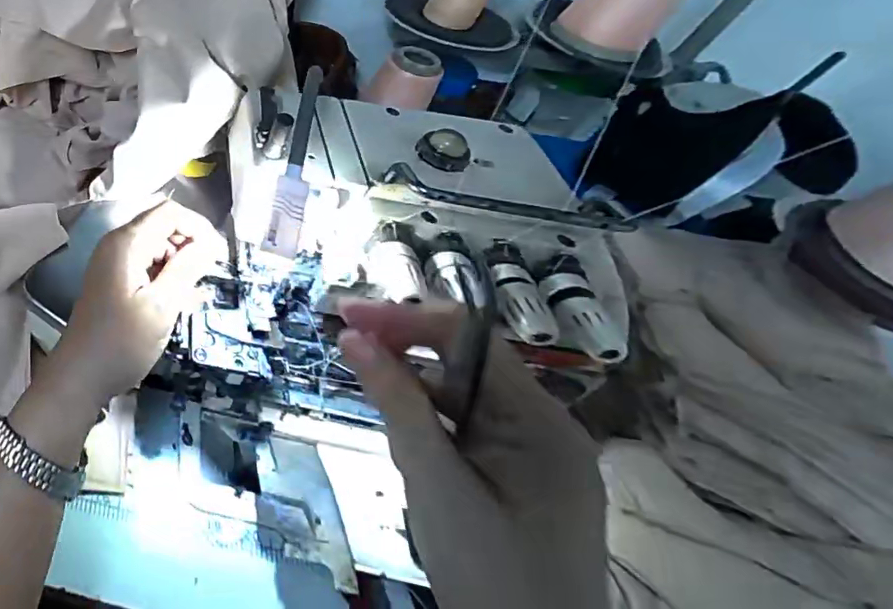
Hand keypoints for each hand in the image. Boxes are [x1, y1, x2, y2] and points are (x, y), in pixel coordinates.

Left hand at [47, 199, 222, 409]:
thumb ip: (186, 269)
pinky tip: (180, 300)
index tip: (219, 254)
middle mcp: (118, 243)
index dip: (198, 227)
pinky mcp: (115, 279)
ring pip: (157, 246)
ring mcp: (114, 261)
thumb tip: (211, 243)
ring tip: (196, 292)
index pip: (170, 212)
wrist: (80, 377)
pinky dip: (166, 275)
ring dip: (180, 262)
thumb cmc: (122, 342)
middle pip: (163, 226)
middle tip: (210, 275)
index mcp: (126, 242)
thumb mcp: (161, 306)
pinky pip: (148, 264)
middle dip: (190, 245)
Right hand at [336, 298, 607, 608]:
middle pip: (466, 363)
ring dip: (414, 388)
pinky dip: (429, 420)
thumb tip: (352, 335)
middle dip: (405, 349)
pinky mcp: (518, 475)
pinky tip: (404, 433)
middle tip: (347, 342)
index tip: (347, 314)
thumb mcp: (435, 484)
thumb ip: (397, 403)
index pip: (469, 339)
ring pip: (462, 395)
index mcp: (542, 422)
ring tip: (371, 390)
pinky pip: (467, 426)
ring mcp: (534, 452)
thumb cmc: (489, 577)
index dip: (406, 319)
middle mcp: (545, 426)